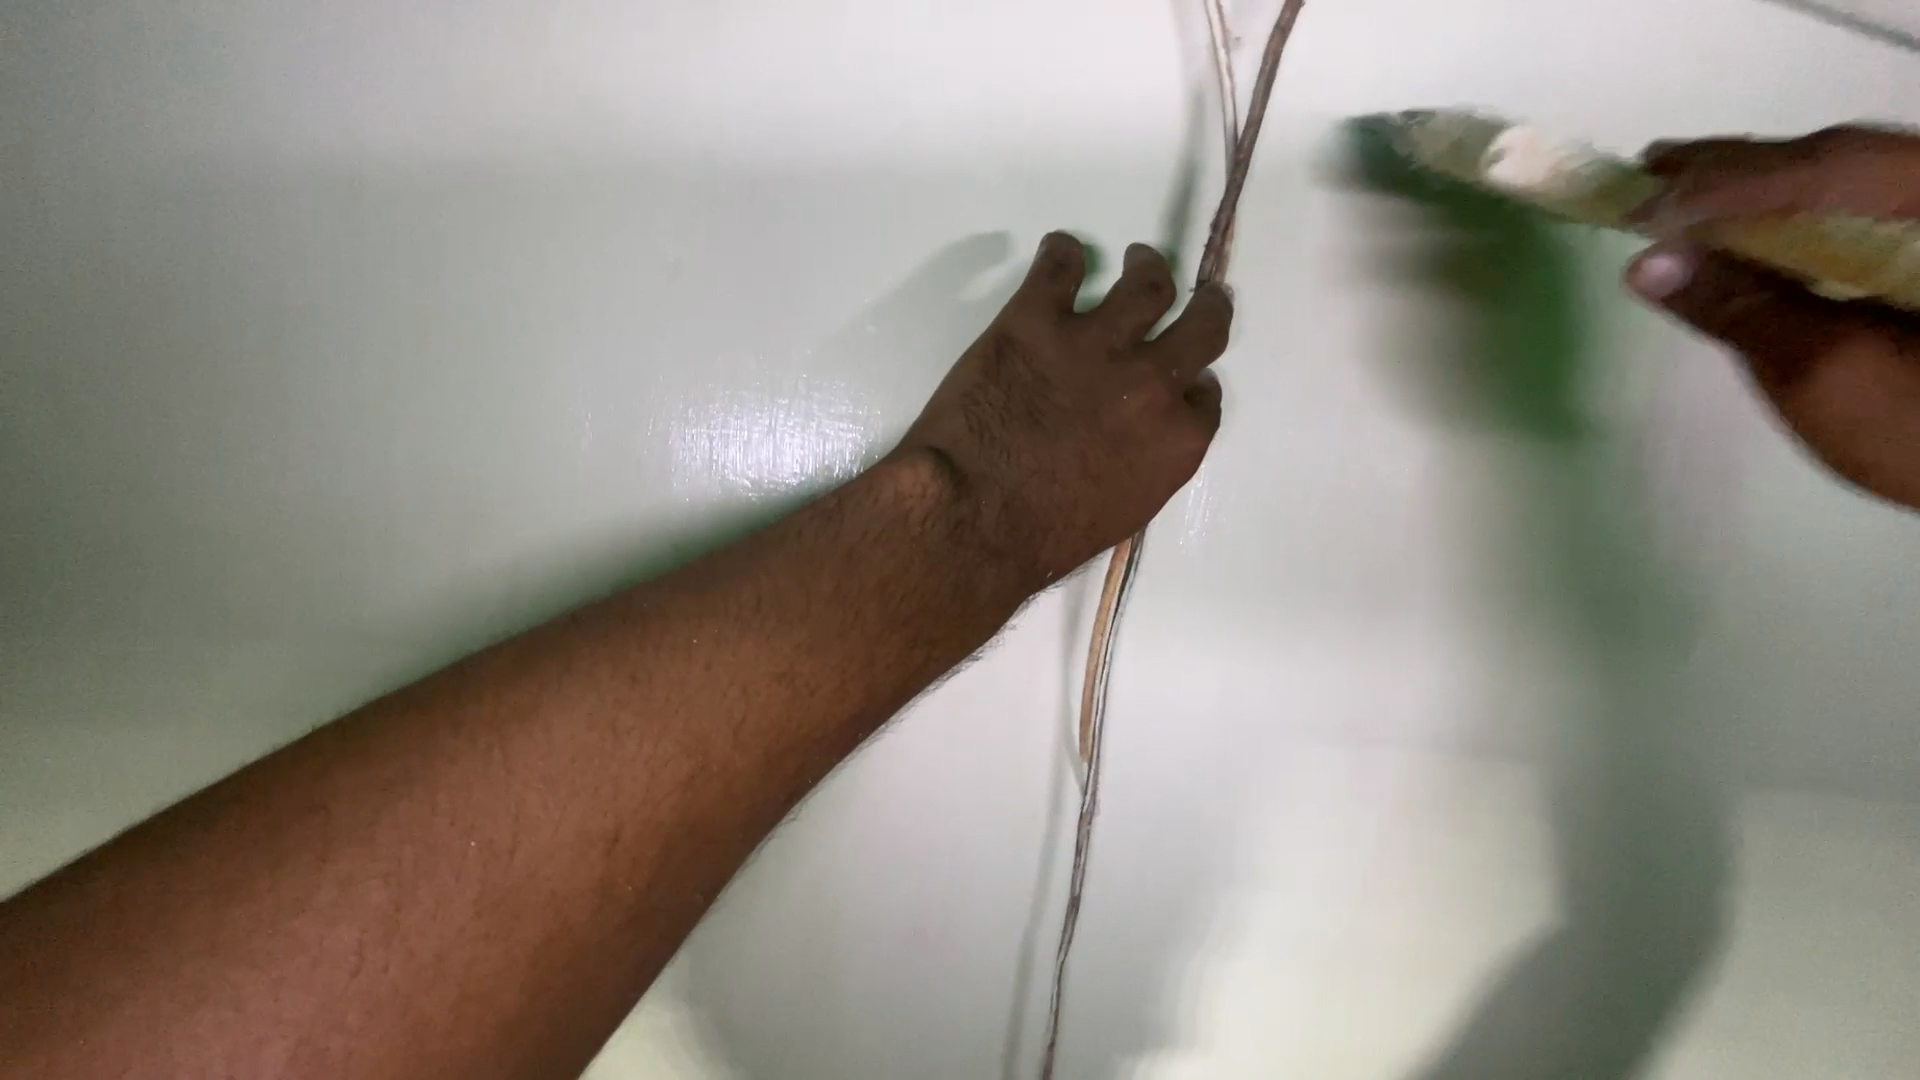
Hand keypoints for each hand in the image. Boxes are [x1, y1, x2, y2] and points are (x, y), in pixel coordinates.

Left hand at [897, 232, 1231, 586]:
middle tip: (1199, 294)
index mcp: (1178, 440)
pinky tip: (1061, 253)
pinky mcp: (1036, 318)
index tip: (1184, 379)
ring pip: (1147, 282)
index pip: (1205, 395)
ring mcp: (1097, 343)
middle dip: (1206, 306)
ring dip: (1147, 265)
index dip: (1194, 383)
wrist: (973, 515)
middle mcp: (1153, 382)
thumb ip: (1142, 465)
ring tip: (1138, 258)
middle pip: (1201, 325)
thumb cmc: (1041, 538)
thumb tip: (1137, 438)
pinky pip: (1061, 264)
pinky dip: (1063, 254)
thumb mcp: (1117, 513)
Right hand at [1624, 125, 1919, 510]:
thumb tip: (1648, 261)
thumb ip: (1743, 309)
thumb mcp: (1827, 373)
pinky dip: (1794, 207)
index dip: (1733, 182)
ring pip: (1858, 175)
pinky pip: (1867, 204)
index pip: (1839, 171)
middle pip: (1850, 159)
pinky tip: (1743, 217)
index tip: (1640, 200)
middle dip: (1739, 168)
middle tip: (1643, 171)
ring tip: (1674, 190)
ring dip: (1759, 182)